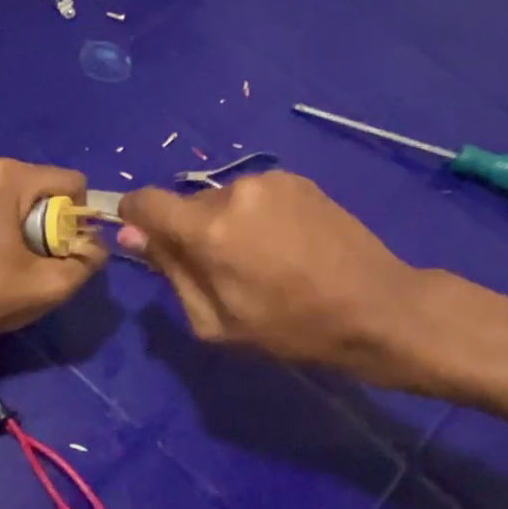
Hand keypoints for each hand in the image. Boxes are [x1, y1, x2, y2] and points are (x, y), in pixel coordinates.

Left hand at [0, 153, 107, 345]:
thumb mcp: (51, 284)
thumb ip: (88, 259)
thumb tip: (98, 244)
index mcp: (8, 176)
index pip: (72, 182)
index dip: (77, 218)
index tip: (59, 249)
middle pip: (48, 185)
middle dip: (52, 218)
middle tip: (35, 255)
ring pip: (27, 191)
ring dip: (33, 219)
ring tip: (16, 253)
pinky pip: (4, 196)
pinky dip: (11, 217)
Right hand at [118, 172, 434, 387]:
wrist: (375, 307)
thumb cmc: (290, 328)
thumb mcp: (215, 321)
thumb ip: (170, 273)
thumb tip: (132, 236)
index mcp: (208, 229)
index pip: (145, 203)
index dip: (133, 219)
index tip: (142, 240)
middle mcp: (233, 191)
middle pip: (186, 206)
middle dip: (189, 234)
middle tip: (219, 273)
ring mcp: (270, 180)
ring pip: (222, 201)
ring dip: (224, 226)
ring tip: (259, 262)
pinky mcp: (298, 180)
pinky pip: (255, 197)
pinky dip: (254, 218)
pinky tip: (283, 247)